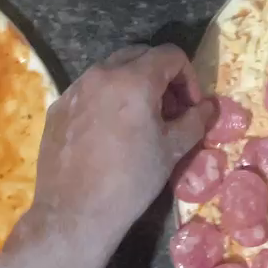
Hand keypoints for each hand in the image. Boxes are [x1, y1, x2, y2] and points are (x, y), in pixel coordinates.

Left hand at [25, 44, 213, 254]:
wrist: (75, 213)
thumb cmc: (131, 180)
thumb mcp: (172, 150)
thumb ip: (195, 120)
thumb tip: (209, 107)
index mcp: (134, 79)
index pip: (170, 55)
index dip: (189, 77)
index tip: (191, 107)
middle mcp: (101, 74)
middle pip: (140, 55)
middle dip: (161, 77)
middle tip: (169, 110)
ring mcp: (75, 89)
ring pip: (112, 70)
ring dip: (133, 85)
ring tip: (140, 120)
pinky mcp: (58, 107)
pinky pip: (89, 90)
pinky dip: (107, 99)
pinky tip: (110, 133)